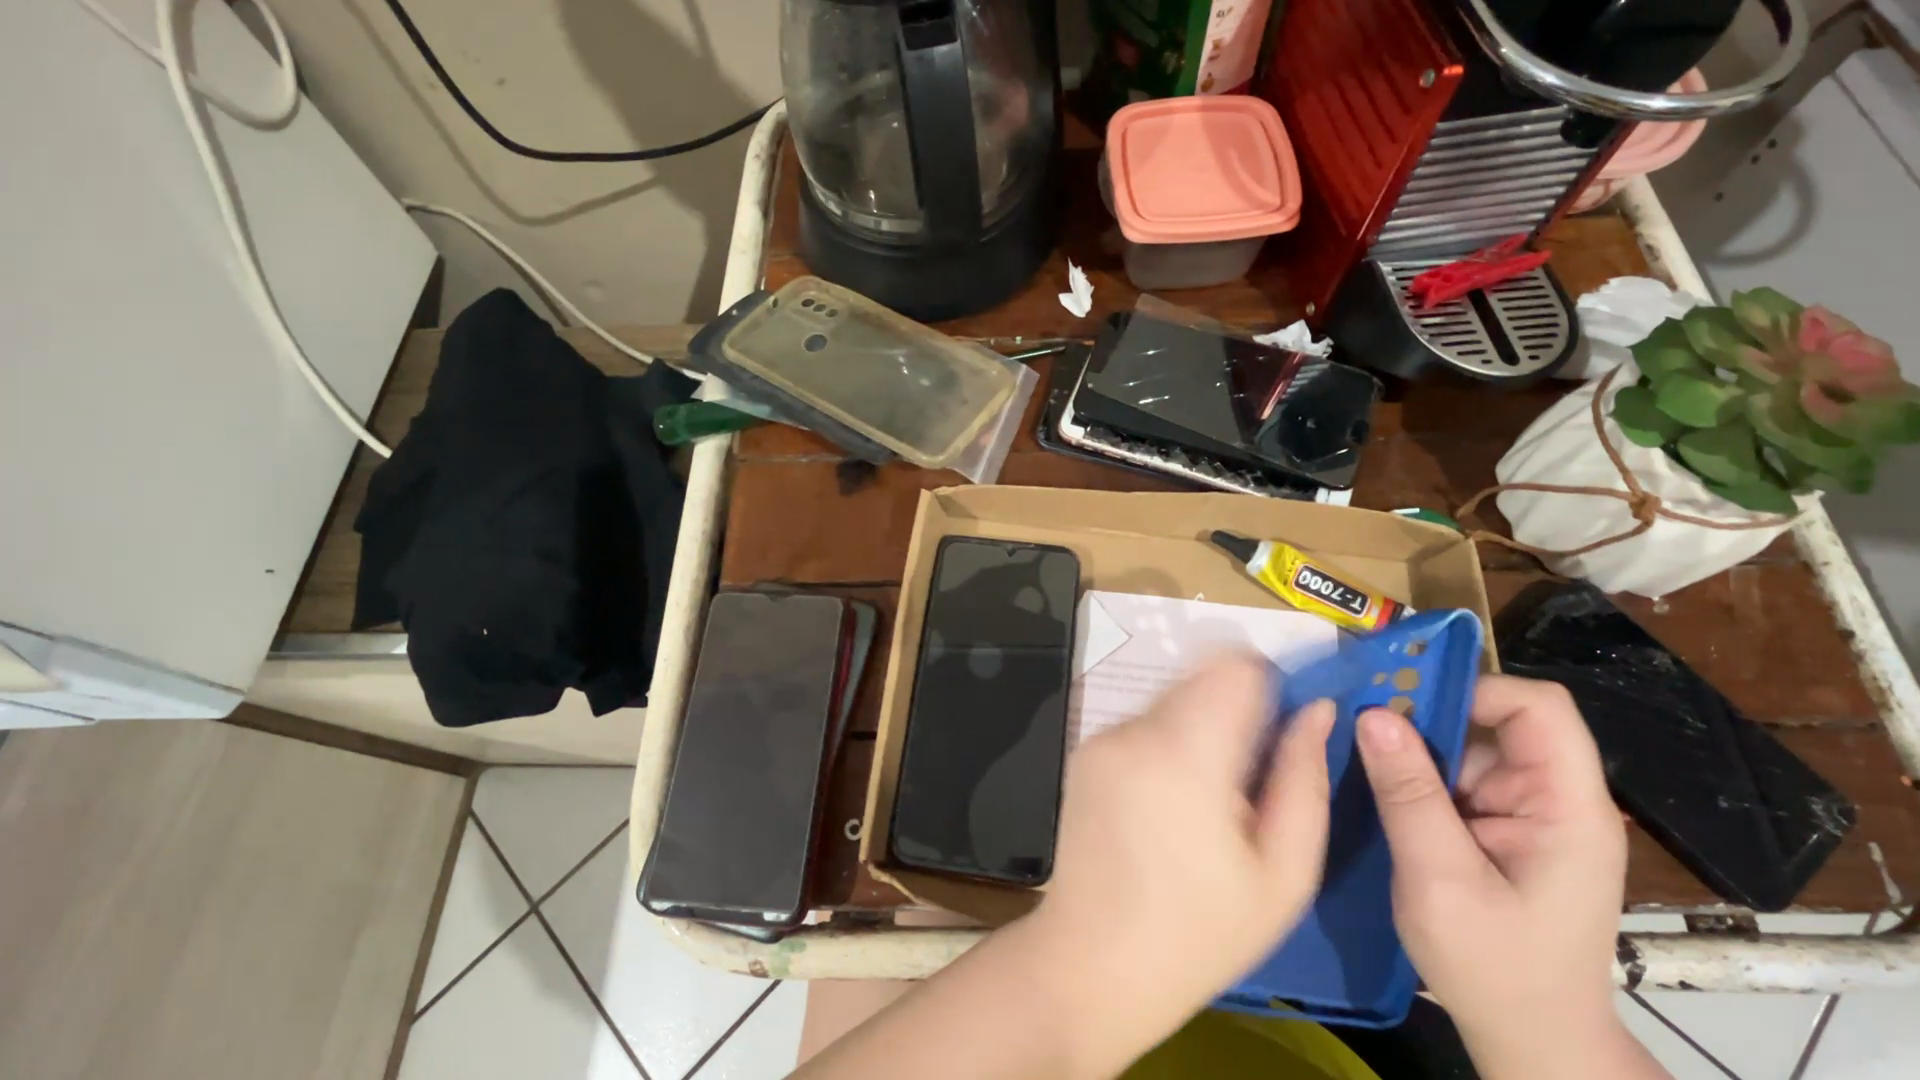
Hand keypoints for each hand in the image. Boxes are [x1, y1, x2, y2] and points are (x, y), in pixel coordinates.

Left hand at [1023, 653, 1333, 1075]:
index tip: (1288, 729)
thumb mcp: (1283, 872)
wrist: (1091, 964)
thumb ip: (1304, 778)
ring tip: (1212, 804)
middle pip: (1204, 676)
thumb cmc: (1199, 932)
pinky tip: (1174, 806)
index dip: (1273, 685)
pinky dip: (1171, 745)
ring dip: (1204, 728)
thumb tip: (1319, 709)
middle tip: (1255, 782)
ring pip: (1174, 697)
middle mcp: (1134, 728)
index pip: (1236, 665)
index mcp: (1185, 752)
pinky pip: (1144, 724)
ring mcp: (1101, 738)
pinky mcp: (1083, 753)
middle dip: (1240, 712)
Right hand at [1356, 675, 1640, 1076]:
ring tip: (1363, 765)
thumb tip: (1373, 715)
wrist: (1530, 1041)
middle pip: (1499, 724)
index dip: (1474, 690)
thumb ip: (1408, 795)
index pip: (1538, 708)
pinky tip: (1382, 795)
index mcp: (1568, 808)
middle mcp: (1557, 800)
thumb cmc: (1494, 968)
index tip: (1405, 705)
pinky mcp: (1507, 834)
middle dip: (1430, 721)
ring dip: (1418, 754)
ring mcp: (1532, 818)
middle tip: (1363, 728)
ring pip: (1472, 752)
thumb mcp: (1440, 881)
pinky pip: (1460, 784)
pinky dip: (1420, 782)